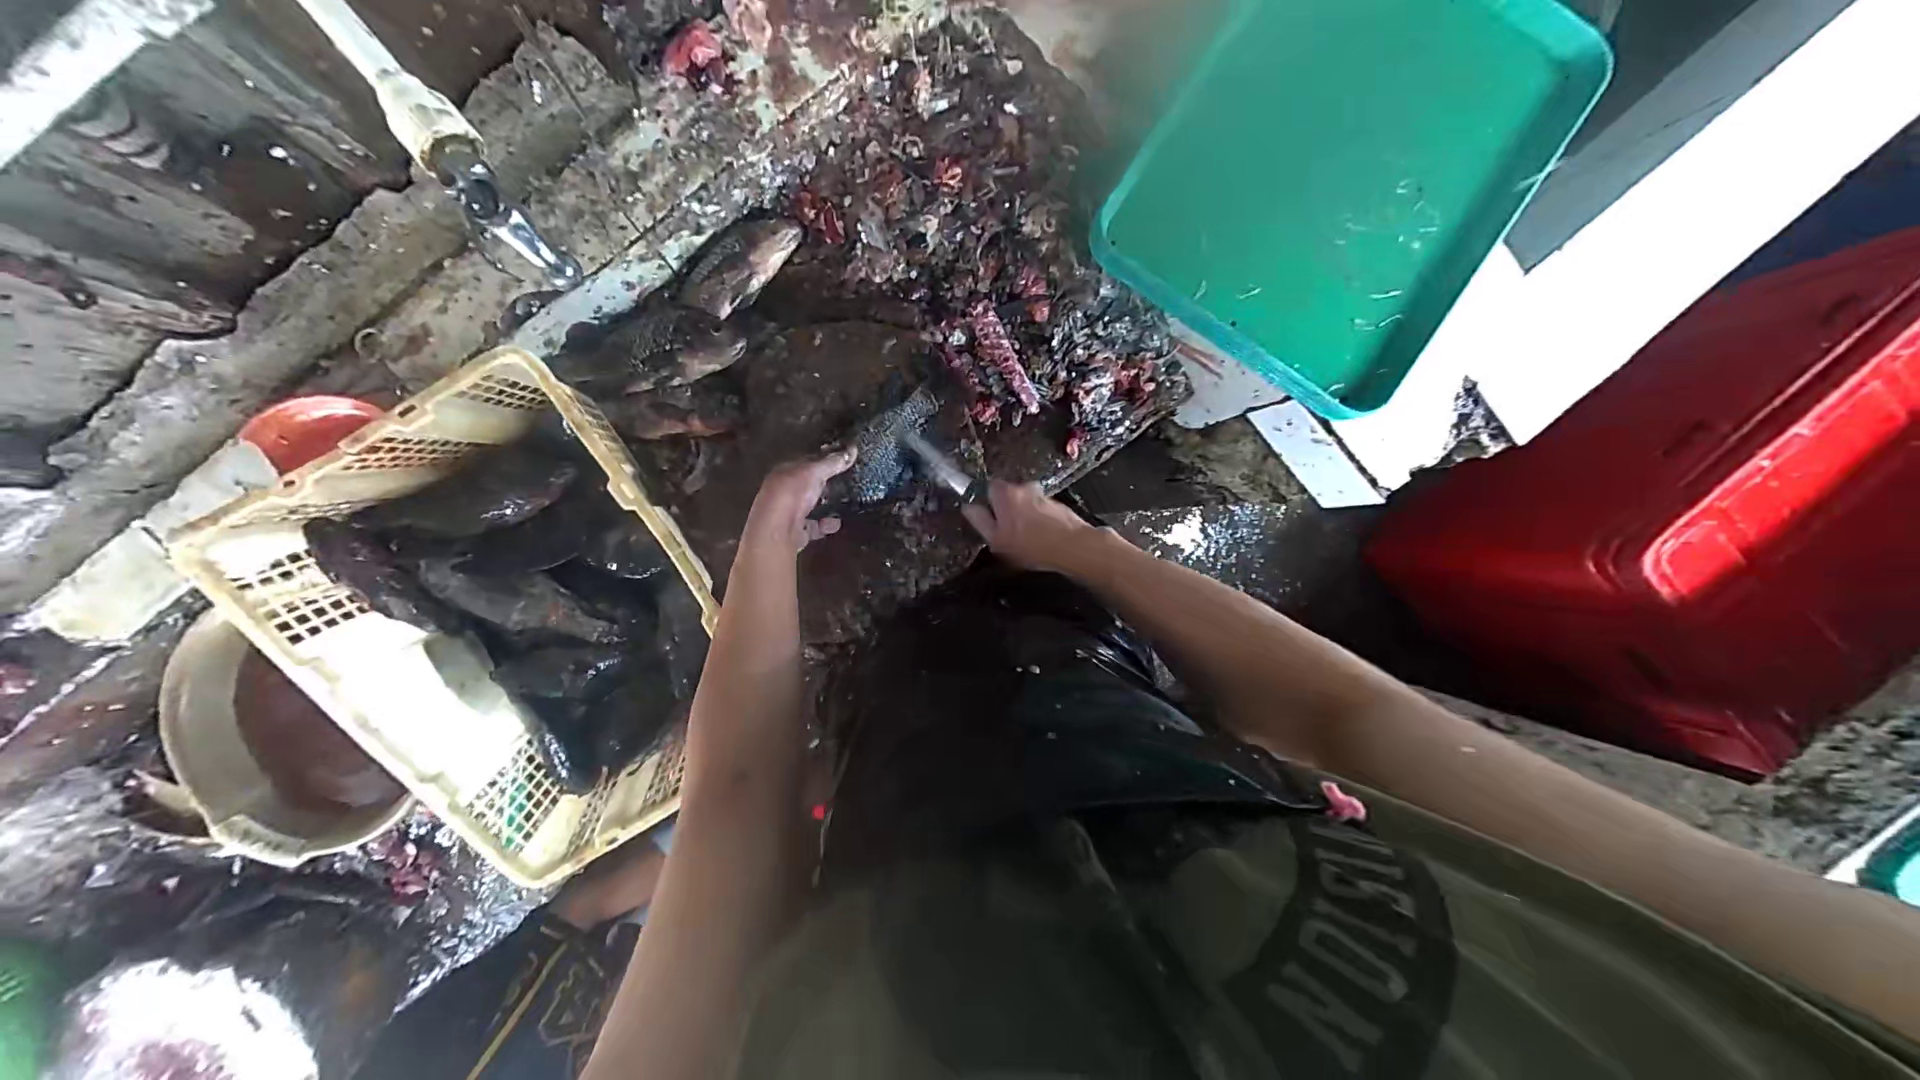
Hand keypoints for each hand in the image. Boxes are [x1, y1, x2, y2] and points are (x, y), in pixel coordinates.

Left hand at [741, 448, 856, 552]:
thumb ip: (832, 463)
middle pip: (808, 485)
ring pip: (810, 506)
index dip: (824, 460)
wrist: (777, 531)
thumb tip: (853, 448)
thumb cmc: (792, 493)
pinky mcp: (795, 532)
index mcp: (784, 472)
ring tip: (844, 503)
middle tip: (848, 482)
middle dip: (826, 484)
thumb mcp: (814, 473)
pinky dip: (824, 525)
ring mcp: (788, 512)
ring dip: (826, 505)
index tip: (844, 460)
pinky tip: (836, 523)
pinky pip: (813, 526)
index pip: (806, 462)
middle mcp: (783, 491)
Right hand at [961, 480, 1101, 572]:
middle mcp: (1024, 488)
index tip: (989, 518)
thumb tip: (969, 507)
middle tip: (1007, 533)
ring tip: (1027, 540)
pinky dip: (1040, 521)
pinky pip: (1042, 511)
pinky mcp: (1058, 506)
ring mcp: (1043, 496)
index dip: (987, 503)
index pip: (988, 487)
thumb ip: (980, 521)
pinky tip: (1042, 539)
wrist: (1072, 547)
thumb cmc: (1031, 546)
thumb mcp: (996, 540)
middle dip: (1007, 510)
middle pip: (1008, 495)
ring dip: (1025, 516)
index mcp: (1005, 493)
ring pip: (1026, 503)